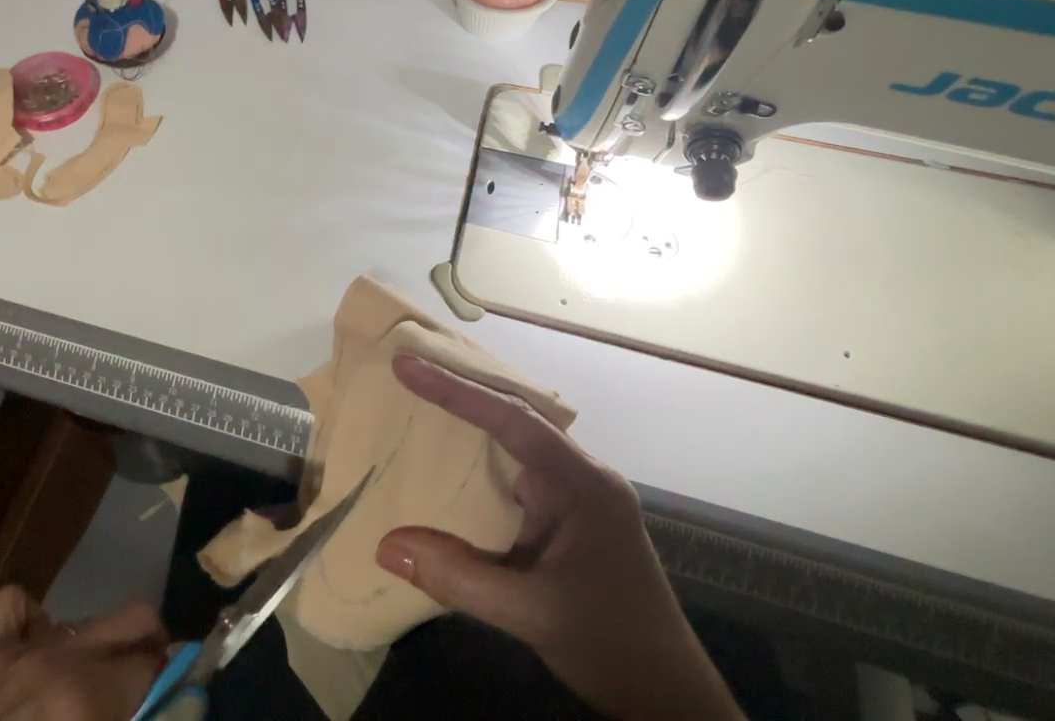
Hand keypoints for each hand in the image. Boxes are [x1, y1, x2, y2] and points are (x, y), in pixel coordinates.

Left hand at [0, 585, 168, 720]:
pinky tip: (34, 652)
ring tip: (91, 684)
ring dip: (97, 650)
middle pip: (135, 619)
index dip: (175, 683)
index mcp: (88, 700)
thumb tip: (164, 709)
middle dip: (153, 647)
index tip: (174, 698)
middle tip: (149, 683)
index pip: (158, 668)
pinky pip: (16, 606)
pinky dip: (33, 622)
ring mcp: (14, 651)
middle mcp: (60, 661)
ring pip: (82, 621)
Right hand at [374, 355, 743, 720]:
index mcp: (584, 483)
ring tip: (415, 400)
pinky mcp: (564, 521)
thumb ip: (459, 578)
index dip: (457, 391)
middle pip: (515, 419)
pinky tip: (444, 467)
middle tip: (406, 368)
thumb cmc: (612, 644)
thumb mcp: (531, 613)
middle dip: (462, 391)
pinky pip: (513, 479)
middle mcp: (580, 477)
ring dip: (469, 426)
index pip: (514, 421)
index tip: (407, 366)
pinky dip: (476, 467)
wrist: (668, 696)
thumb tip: (386, 545)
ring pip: (514, 447)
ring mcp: (574, 499)